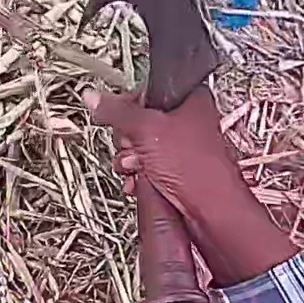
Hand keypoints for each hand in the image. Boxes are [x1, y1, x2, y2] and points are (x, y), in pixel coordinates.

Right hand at [85, 86, 296, 284]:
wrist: (210, 210)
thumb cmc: (196, 167)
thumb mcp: (146, 130)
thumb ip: (116, 112)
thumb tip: (93, 98)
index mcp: (190, 99)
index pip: (147, 92)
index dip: (129, 106)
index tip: (118, 117)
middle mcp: (188, 122)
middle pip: (140, 123)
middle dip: (128, 139)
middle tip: (133, 146)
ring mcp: (182, 149)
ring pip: (141, 148)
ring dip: (131, 160)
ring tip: (138, 166)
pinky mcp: (177, 172)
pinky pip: (147, 168)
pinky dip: (138, 176)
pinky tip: (140, 181)